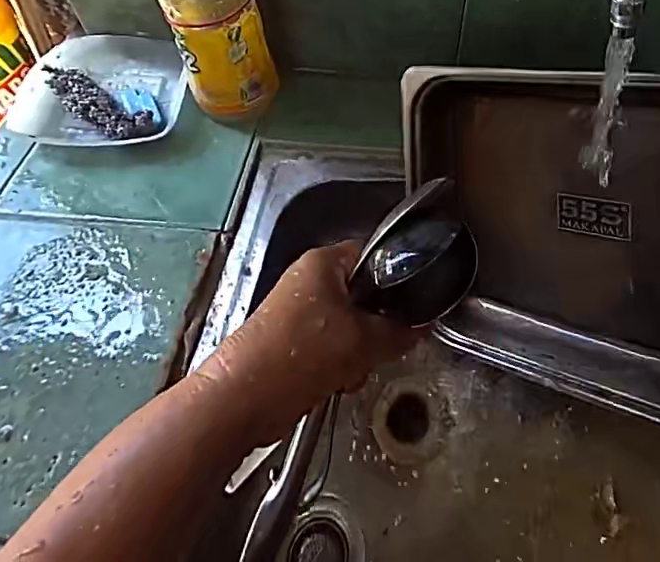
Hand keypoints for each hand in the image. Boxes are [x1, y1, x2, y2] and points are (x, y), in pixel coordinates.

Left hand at [202, 241, 418, 445]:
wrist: (237, 405)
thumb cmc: (298, 356)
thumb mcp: (362, 342)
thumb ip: (399, 332)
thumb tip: (421, 328)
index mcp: (323, 262)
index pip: (374, 254)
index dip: (397, 275)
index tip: (411, 300)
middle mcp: (308, 280)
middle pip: (362, 294)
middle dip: (375, 325)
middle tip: (381, 344)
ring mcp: (296, 312)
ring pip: (348, 325)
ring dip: (357, 350)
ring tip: (353, 370)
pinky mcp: (289, 343)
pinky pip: (329, 346)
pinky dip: (337, 364)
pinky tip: (337, 382)